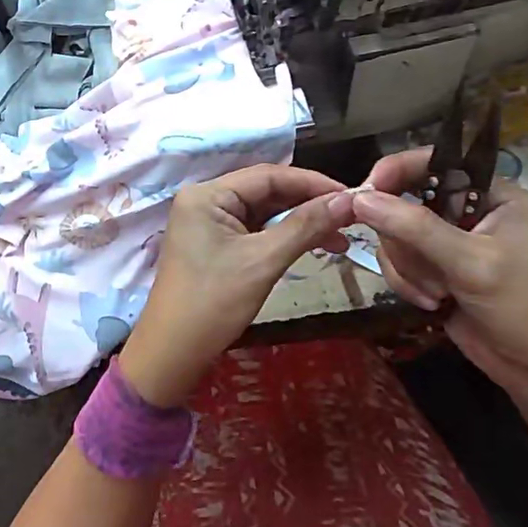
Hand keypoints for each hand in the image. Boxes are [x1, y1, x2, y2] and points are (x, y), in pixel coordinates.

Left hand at [120, 165, 349, 406]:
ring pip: (264, 211)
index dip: (313, 183)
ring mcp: (208, 222)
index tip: (354, 197)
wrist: (173, 350)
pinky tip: (312, 245)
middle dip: (309, 204)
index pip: (269, 175)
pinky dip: (283, 236)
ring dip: (300, 223)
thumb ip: (305, 226)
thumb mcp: (263, 261)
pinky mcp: (214, 243)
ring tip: (340, 239)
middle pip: (266, 191)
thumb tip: (349, 199)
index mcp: (207, 194)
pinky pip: (255, 230)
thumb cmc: (213, 302)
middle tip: (352, 220)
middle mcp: (205, 200)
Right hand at [353, 149, 527, 421]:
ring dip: (408, 268)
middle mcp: (468, 213)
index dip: (394, 173)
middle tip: (422, 267)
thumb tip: (359, 199)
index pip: (432, 164)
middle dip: (405, 241)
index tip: (363, 195)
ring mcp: (450, 245)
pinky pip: (399, 264)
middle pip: (404, 203)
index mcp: (492, 195)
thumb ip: (415, 228)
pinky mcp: (437, 273)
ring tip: (437, 293)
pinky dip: (407, 283)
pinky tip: (434, 303)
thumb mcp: (473, 263)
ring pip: (395, 237)